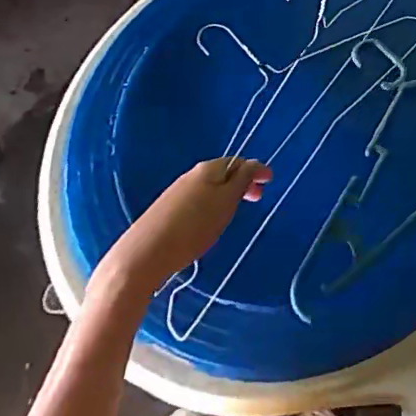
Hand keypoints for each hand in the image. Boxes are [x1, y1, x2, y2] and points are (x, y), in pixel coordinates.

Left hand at [96, 158, 271, 297]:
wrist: (144, 254)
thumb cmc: (192, 227)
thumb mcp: (225, 203)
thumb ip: (241, 182)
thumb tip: (253, 164)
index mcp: (208, 169)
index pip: (238, 162)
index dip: (256, 170)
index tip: (270, 179)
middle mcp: (192, 175)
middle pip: (223, 173)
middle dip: (242, 181)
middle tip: (257, 197)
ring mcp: (177, 192)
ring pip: (210, 186)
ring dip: (227, 193)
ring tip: (236, 211)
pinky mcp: (167, 210)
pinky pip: (198, 199)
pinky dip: (212, 203)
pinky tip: (211, 221)